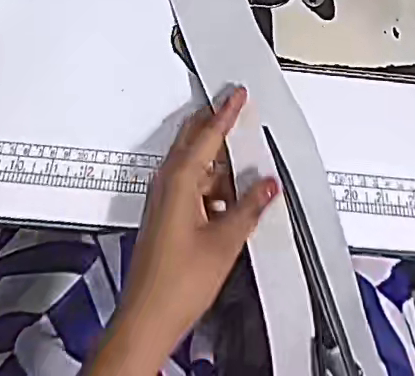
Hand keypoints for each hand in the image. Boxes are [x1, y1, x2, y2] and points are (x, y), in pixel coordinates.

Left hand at [93, 88, 278, 371]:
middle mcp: (167, 182)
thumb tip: (267, 185)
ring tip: (245, 166)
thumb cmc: (175, 284)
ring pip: (195, 163)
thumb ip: (250, 206)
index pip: (208, 133)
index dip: (227, 111)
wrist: (147, 319)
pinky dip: (212, 182)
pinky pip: (191, 183)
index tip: (237, 94)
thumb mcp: (225, 240)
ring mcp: (164, 197)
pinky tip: (231, 198)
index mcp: (179, 178)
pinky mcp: (165, 213)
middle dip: (216, 124)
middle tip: (237, 110)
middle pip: (195, 140)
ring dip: (218, 161)